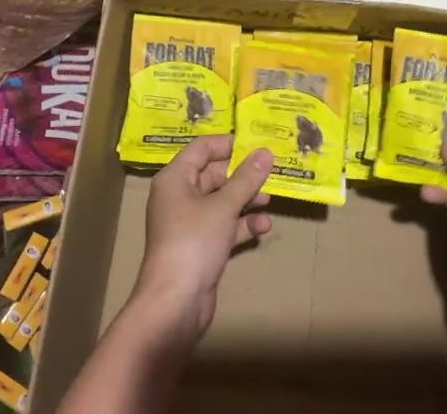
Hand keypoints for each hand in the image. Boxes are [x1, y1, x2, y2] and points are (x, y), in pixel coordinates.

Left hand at [130, 135, 273, 341]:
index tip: (258, 144)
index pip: (202, 148)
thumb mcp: (223, 206)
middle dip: (242, 173)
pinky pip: (223, 226)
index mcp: (175, 179)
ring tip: (271, 197)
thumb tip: (265, 152)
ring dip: (245, 199)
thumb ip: (246, 178)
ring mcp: (189, 223)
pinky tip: (263, 227)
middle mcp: (179, 196)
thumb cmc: (194, 242)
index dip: (229, 144)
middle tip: (272, 170)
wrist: (175, 302)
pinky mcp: (200, 246)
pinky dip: (242, 224)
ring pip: (220, 201)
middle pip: (213, 174)